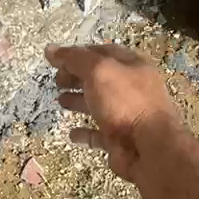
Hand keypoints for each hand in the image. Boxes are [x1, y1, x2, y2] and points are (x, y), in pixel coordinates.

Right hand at [47, 43, 182, 180]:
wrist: (149, 148)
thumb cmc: (125, 102)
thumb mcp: (99, 71)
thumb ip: (74, 59)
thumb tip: (49, 49)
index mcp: (133, 67)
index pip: (103, 52)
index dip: (79, 53)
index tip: (57, 58)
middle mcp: (132, 89)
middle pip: (100, 78)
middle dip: (77, 77)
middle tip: (56, 80)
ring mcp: (126, 115)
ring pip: (98, 104)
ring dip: (78, 101)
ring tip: (59, 100)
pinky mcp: (119, 139)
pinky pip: (98, 133)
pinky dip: (84, 132)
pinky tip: (71, 133)